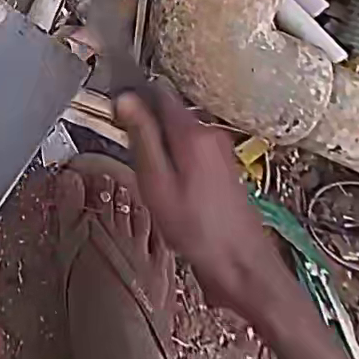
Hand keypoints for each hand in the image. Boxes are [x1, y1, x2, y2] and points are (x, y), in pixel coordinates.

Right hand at [115, 84, 292, 313]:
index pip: (158, 93)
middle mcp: (210, 133)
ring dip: (159, 144)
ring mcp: (220, 150)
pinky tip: (170, 186)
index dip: (133, 98)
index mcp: (192, 132)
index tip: (115, 115)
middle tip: (129, 153)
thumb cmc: (195, 227)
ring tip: (149, 175)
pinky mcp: (224, 166)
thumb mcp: (156, 180)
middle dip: (145, 125)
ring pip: (178, 132)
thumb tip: (125, 98)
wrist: (242, 265)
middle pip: (168, 112)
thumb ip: (141, 136)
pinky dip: (175, 158)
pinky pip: (190, 148)